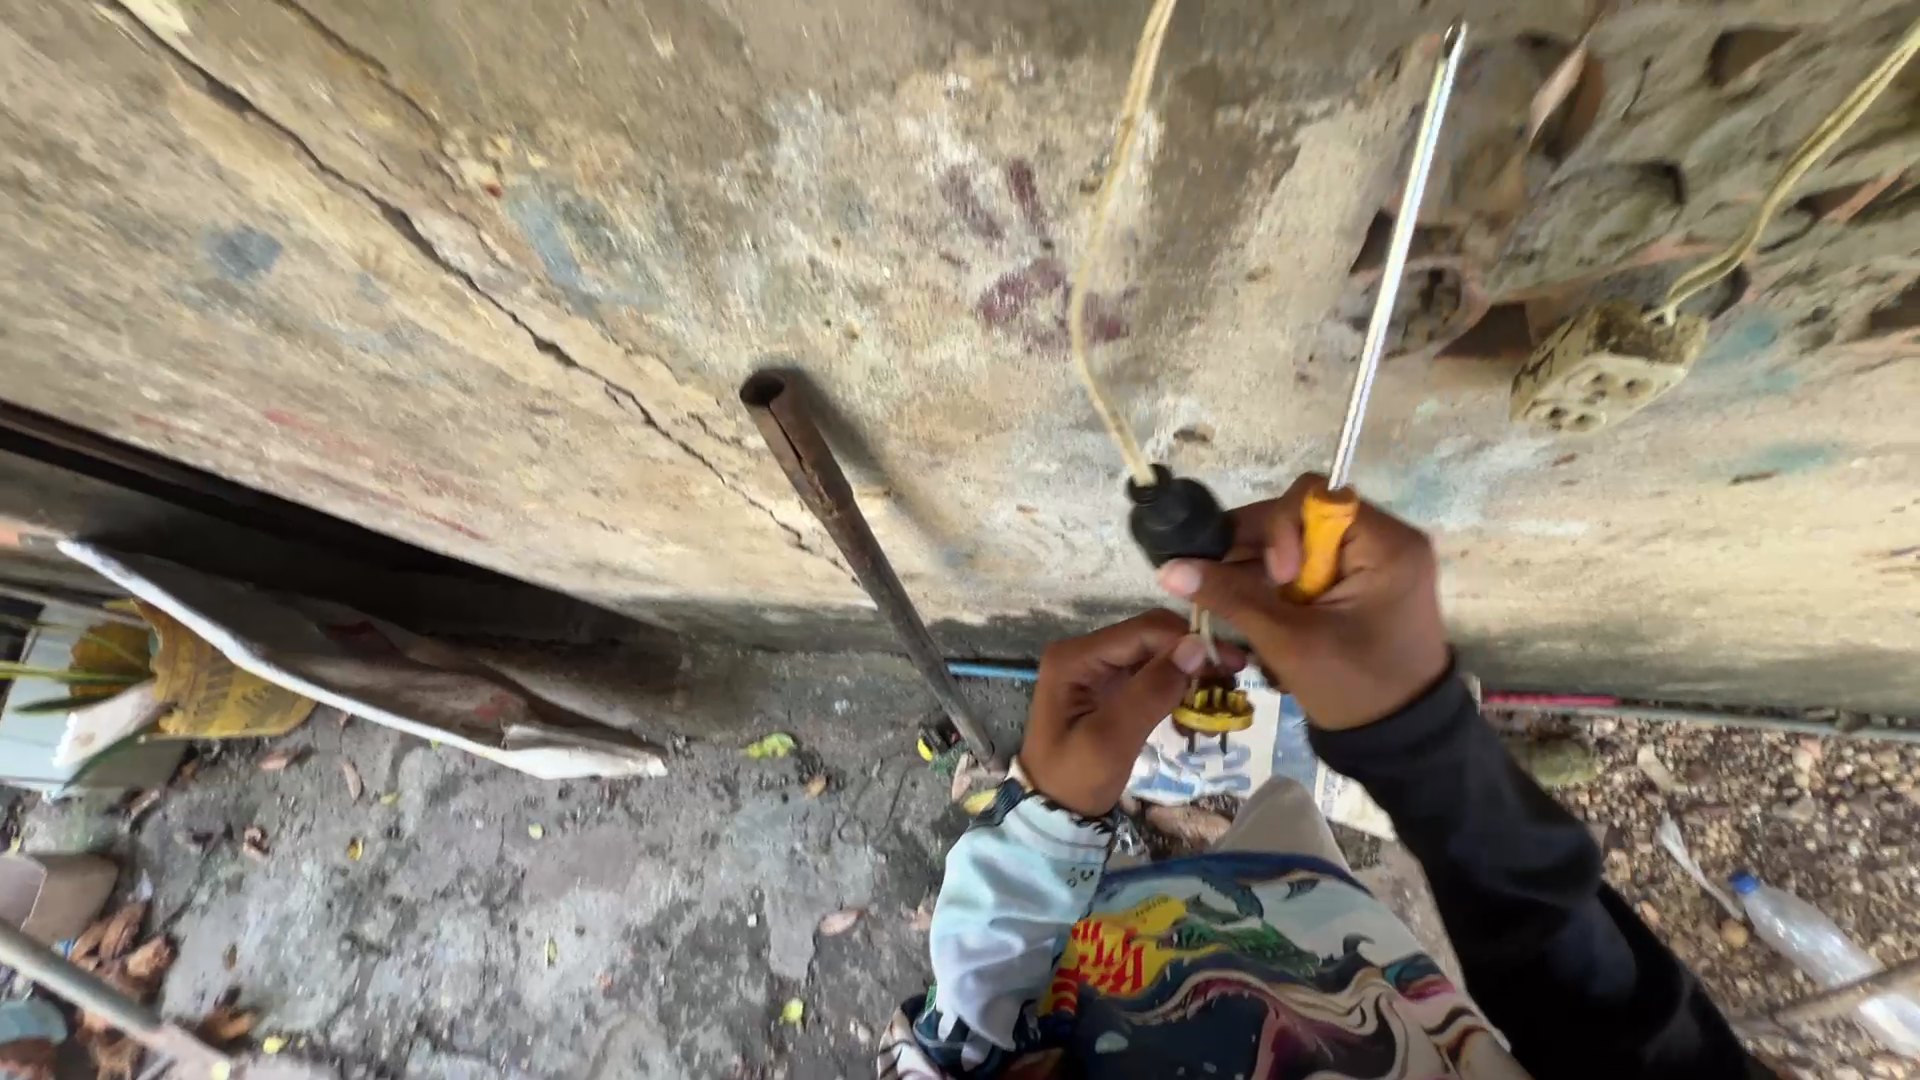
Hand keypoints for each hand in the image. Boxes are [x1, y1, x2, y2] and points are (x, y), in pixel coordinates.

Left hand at [1020, 610, 1245, 815]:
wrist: (1052, 810)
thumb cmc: (1075, 778)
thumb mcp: (1111, 740)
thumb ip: (1150, 692)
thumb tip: (1196, 647)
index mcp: (1074, 657)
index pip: (1141, 631)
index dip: (1187, 639)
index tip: (1232, 662)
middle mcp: (1083, 653)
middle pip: (1148, 636)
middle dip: (1192, 649)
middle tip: (1236, 673)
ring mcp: (1095, 668)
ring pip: (1152, 651)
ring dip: (1187, 664)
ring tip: (1227, 683)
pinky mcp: (1107, 686)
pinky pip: (1148, 671)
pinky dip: (1175, 679)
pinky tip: (1202, 694)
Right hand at [1154, 474, 1448, 731]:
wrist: (1400, 737)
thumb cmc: (1353, 686)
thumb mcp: (1287, 641)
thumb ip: (1229, 596)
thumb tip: (1168, 568)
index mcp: (1385, 545)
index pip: (1314, 497)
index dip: (1279, 528)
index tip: (1275, 576)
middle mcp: (1385, 538)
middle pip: (1303, 514)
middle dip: (1262, 547)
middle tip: (1237, 586)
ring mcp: (1374, 559)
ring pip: (1300, 537)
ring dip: (1264, 564)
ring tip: (1244, 599)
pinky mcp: (1361, 578)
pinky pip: (1309, 559)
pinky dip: (1279, 578)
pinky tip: (1260, 603)